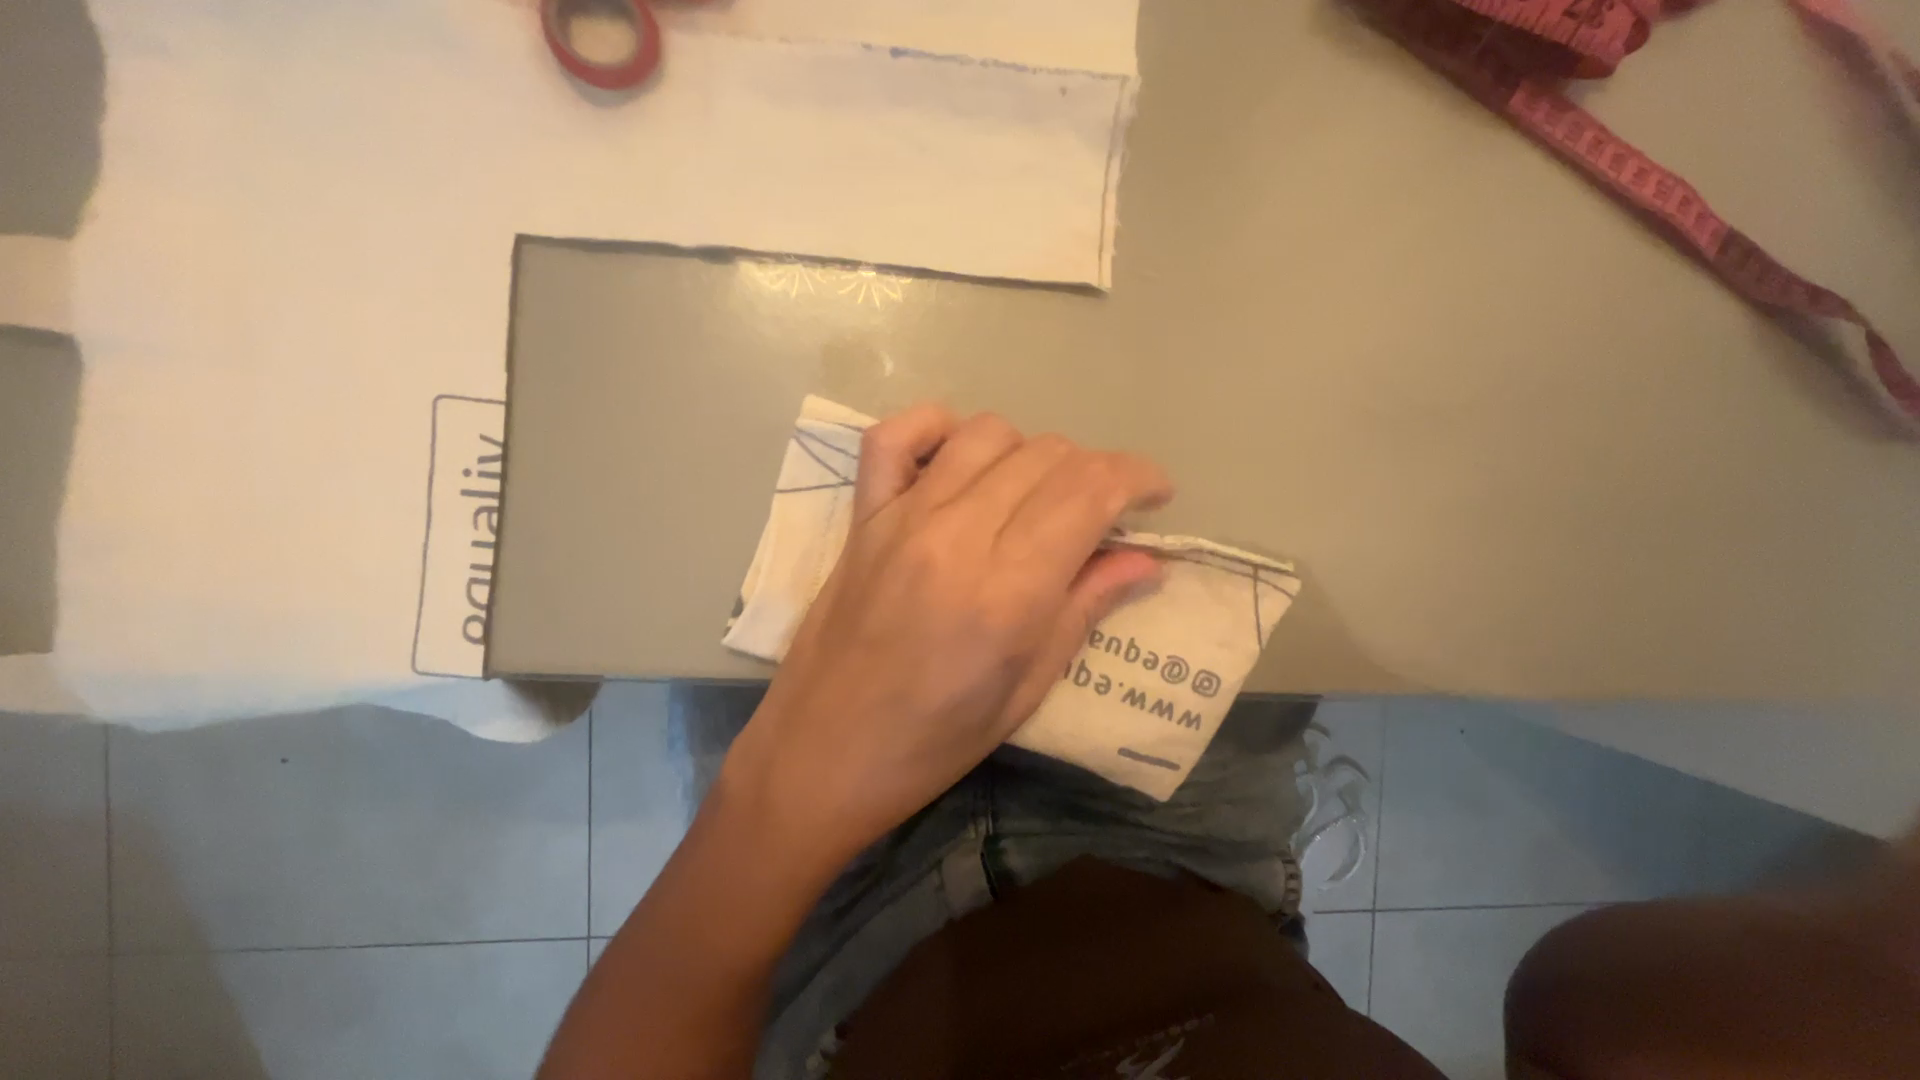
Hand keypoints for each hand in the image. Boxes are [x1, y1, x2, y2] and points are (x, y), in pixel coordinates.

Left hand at [719, 405, 1173, 864]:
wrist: (821, 753)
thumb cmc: (934, 742)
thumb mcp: (1026, 690)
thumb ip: (1085, 609)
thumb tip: (1148, 559)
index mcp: (1008, 591)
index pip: (1090, 490)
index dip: (1138, 478)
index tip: (1157, 494)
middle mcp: (957, 535)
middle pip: (1047, 455)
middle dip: (1093, 473)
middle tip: (1100, 516)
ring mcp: (902, 517)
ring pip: (986, 433)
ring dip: (1029, 453)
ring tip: (1036, 496)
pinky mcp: (862, 516)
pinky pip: (897, 435)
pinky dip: (937, 427)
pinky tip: (960, 458)